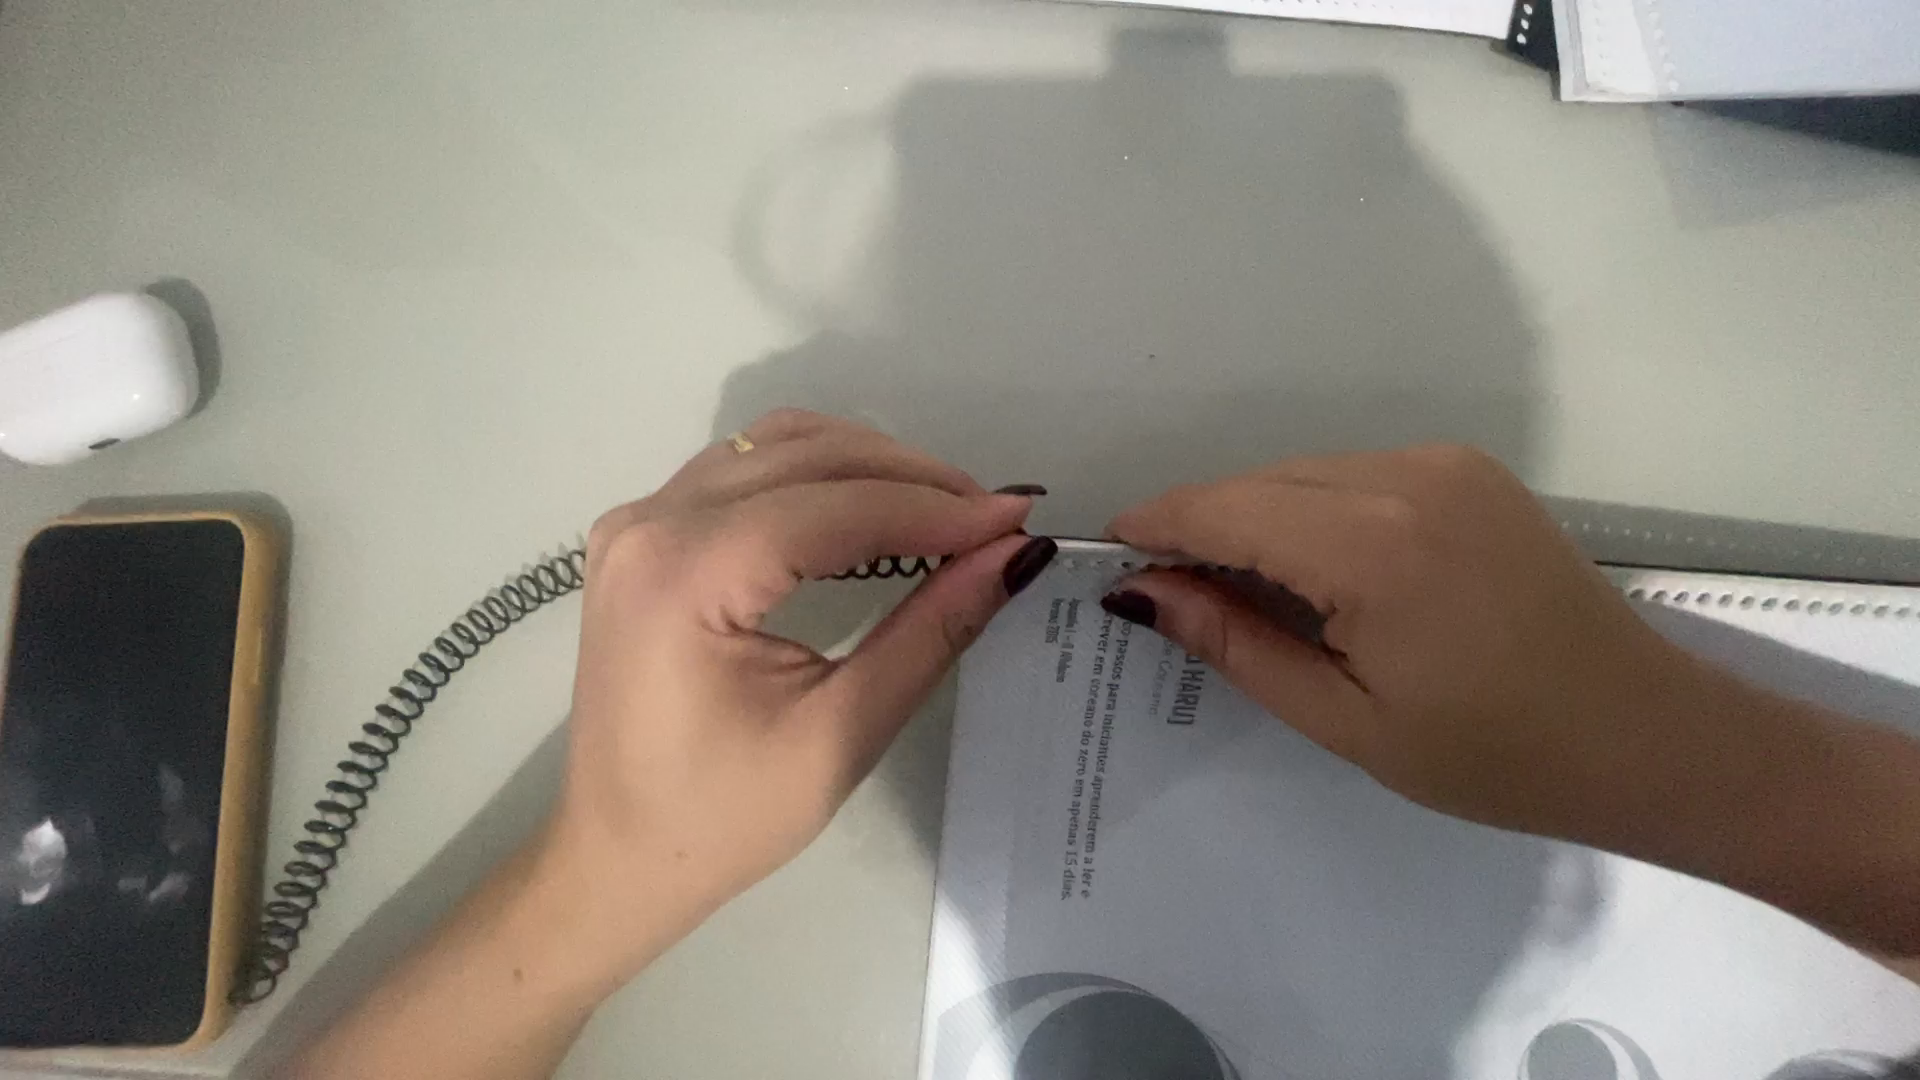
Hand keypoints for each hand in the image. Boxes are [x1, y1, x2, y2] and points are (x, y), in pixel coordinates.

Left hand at [542, 409, 1055, 972]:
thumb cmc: (724, 816)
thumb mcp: (843, 732)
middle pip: (809, 457)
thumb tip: (1014, 557)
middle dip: (913, 479)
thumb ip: (931, 631)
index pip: (836, 508)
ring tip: (943, 508)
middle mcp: (652, 523)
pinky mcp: (648, 529)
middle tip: (990, 518)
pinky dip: (823, 471)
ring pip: (779, 444)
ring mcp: (641, 518)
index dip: (936, 508)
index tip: (1016, 518)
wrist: (618, 854)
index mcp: (685, 575)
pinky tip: (870, 504)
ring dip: (871, 464)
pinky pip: (750, 465)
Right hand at [1100, 444, 1730, 840]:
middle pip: (1253, 483)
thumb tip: (1141, 591)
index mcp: (1372, 549)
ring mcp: (1440, 464)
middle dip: (1194, 523)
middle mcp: (1404, 479)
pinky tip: (1298, 560)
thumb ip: (1232, 642)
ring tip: (1224, 579)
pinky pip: (1340, 473)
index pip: (1225, 511)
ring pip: (1293, 473)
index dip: (1158, 524)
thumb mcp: (1340, 718)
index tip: (1110, 548)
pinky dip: (1296, 508)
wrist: (1657, 739)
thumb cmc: (1492, 755)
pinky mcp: (1461, 468)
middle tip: (1160, 581)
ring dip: (1244, 515)